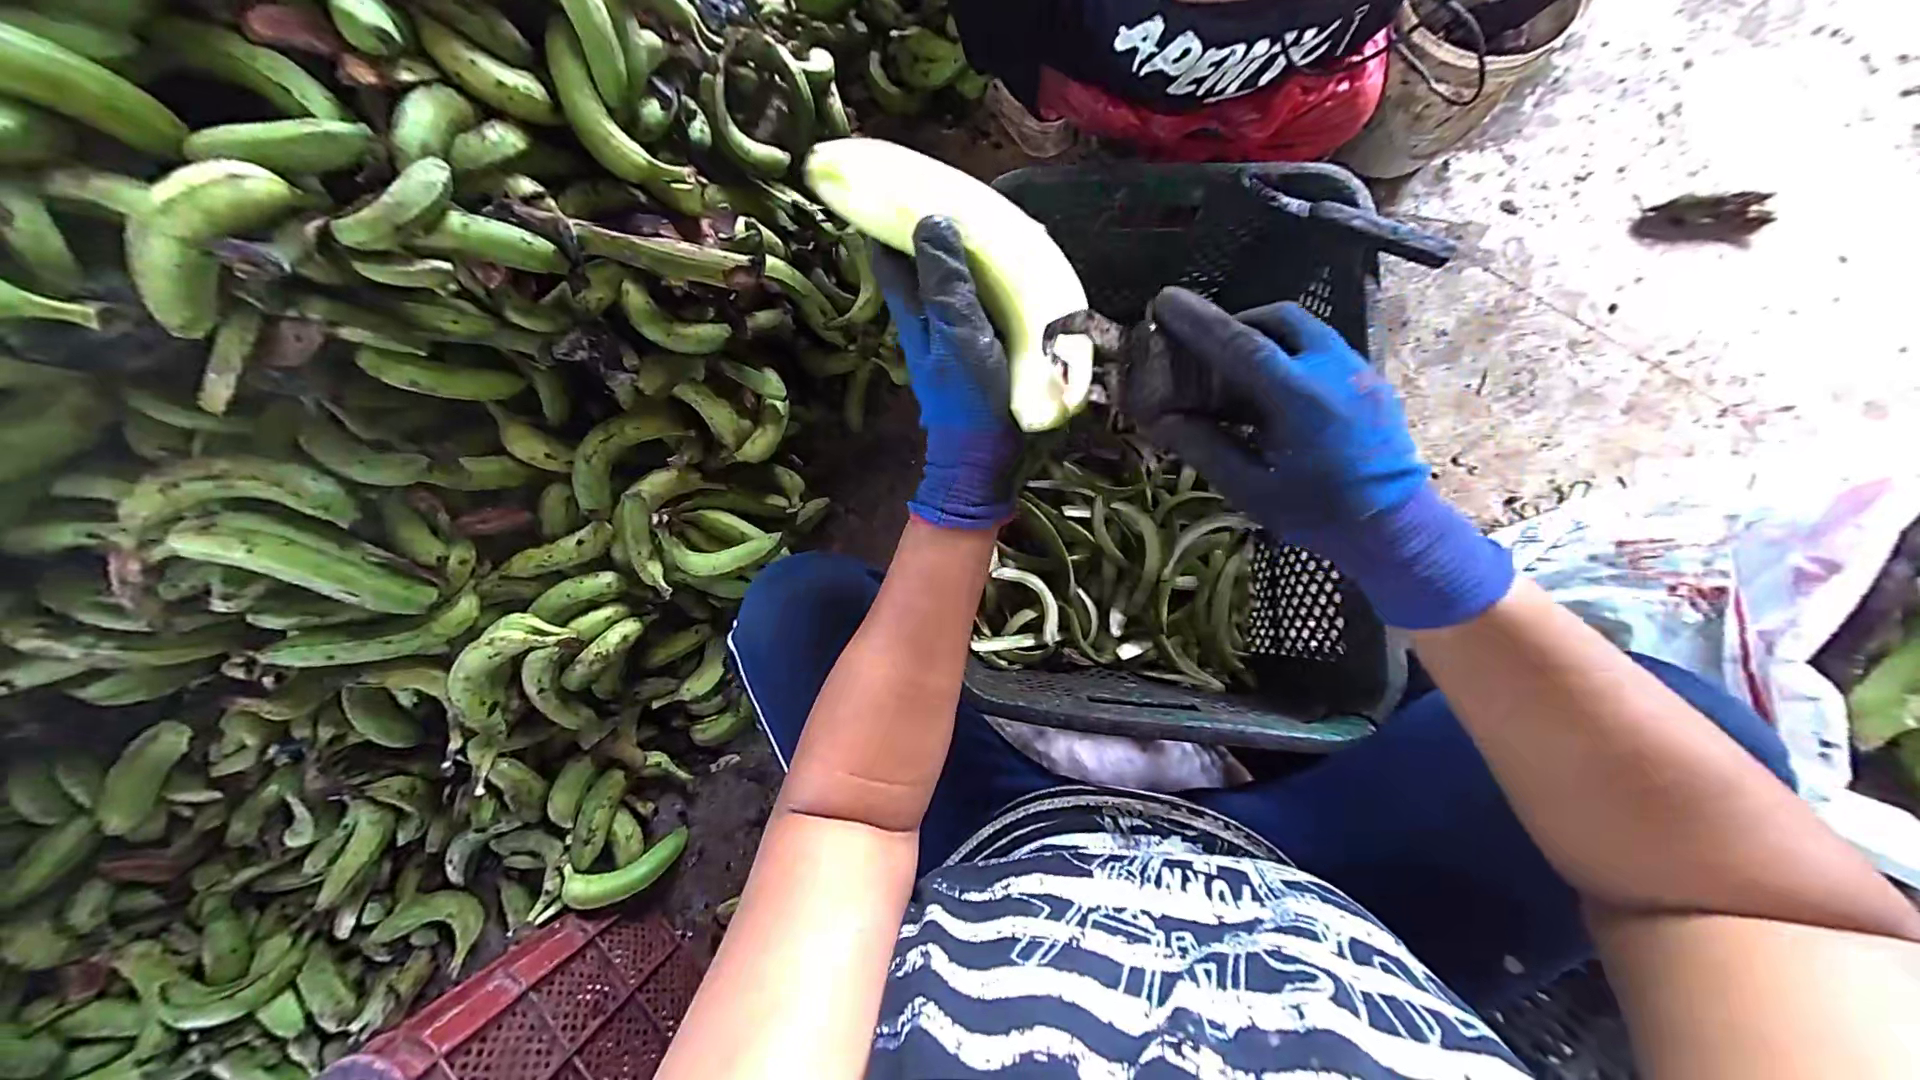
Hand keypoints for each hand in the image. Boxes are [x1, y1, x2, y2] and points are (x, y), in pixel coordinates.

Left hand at [872, 216, 1020, 528]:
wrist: (984, 453)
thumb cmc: (969, 397)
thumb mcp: (958, 334)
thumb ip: (945, 282)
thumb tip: (932, 219)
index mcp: (913, 308)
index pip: (886, 250)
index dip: (885, 214)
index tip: (896, 179)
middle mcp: (926, 314)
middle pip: (917, 257)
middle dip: (929, 224)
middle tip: (953, 189)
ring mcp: (951, 329)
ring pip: (947, 275)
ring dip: (960, 247)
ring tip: (985, 215)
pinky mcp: (976, 342)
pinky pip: (974, 295)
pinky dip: (984, 275)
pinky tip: (1007, 263)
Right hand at [1142, 287, 1512, 628]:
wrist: (1395, 526)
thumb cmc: (1318, 514)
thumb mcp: (1252, 490)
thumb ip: (1207, 449)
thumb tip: (1163, 421)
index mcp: (1301, 401)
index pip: (1241, 346)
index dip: (1200, 322)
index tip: (1167, 300)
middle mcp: (1334, 372)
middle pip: (1278, 320)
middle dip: (1236, 321)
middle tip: (1205, 343)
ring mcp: (1359, 371)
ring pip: (1305, 329)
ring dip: (1264, 335)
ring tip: (1236, 366)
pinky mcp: (1370, 380)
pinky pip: (1322, 348)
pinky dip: (1288, 353)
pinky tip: (1273, 389)